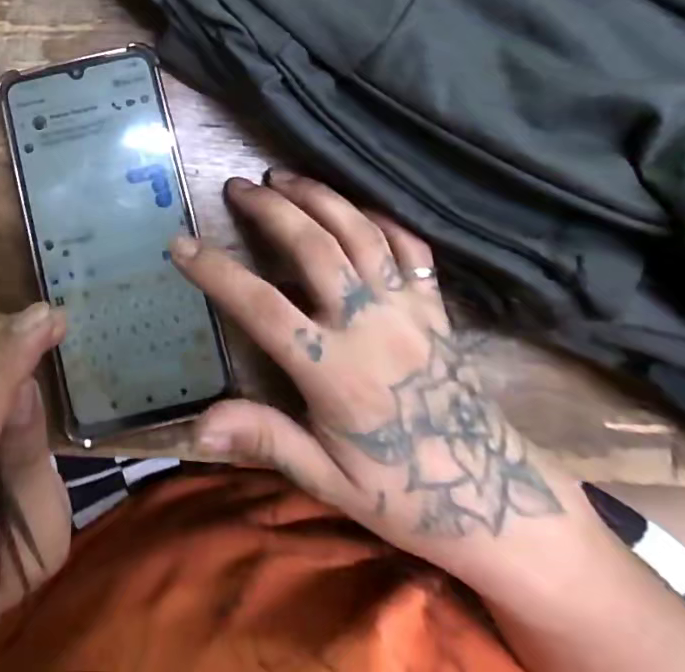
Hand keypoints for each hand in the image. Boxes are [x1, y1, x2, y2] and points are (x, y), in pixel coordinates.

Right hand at [170, 171, 571, 567]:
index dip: (217, 272)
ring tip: (283, 176)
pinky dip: (381, 219)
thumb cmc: (403, 497)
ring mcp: (410, 314)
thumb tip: (199, 427)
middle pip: (316, 249)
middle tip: (237, 186)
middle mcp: (373, 329)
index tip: (180, 244)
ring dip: (320, 198)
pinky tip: (354, 206)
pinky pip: (410, 251)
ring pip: (362, 236)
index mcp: (336, 374)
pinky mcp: (437, 312)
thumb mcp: (327, 481)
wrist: (504, 508)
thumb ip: (265, 441)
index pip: (263, 308)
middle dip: (272, 210)